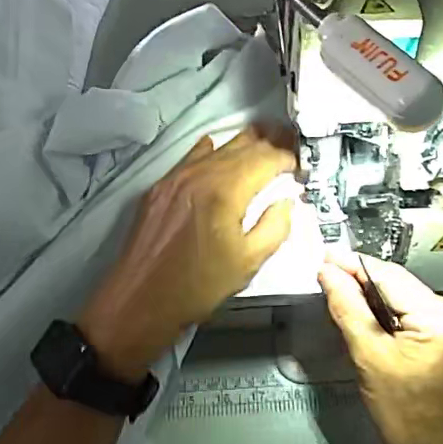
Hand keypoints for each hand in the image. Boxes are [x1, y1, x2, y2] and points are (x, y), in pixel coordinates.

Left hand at [79, 126, 298, 380]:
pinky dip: (213, 151)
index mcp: (225, 191)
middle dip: (271, 143)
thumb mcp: (249, 262)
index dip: (289, 157)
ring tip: (265, 143)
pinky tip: (219, 151)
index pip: (266, 159)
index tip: (302, 165)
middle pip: (244, 145)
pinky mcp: (161, 186)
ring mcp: (176, 177)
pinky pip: (192, 156)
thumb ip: (275, 226)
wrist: (140, 300)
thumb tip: (286, 202)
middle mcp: (200, 174)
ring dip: (245, 143)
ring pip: (219, 146)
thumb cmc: (197, 287)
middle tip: (291, 145)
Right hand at [318, 252, 442, 443]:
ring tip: (338, 291)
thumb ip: (348, 308)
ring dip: (371, 295)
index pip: (390, 278)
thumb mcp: (369, 357)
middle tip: (325, 273)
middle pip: (397, 284)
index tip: (325, 257)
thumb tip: (330, 272)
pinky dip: (385, 310)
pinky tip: (363, 311)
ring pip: (401, 295)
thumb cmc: (403, 414)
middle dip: (361, 280)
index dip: (354, 266)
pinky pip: (409, 309)